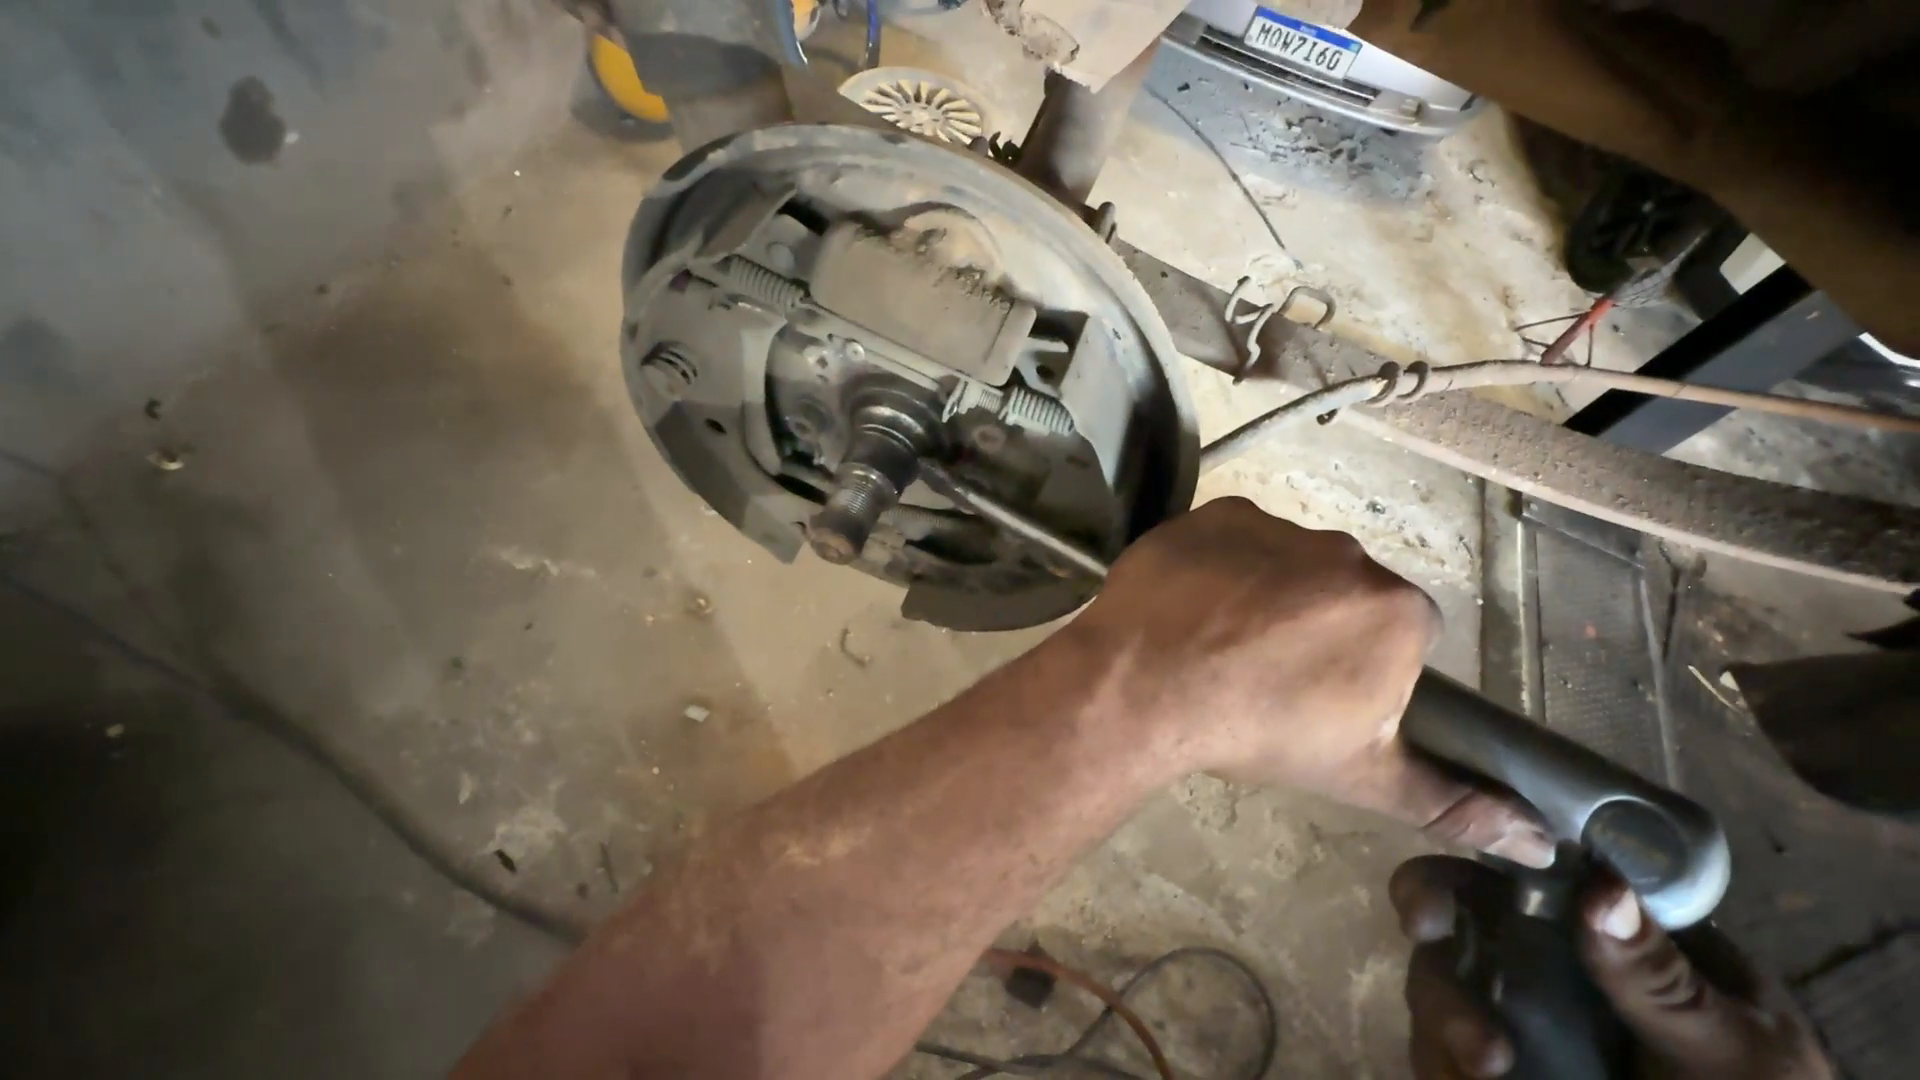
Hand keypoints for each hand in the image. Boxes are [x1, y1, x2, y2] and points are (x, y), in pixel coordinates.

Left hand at [1064, 497, 1549, 864]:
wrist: (1143, 685)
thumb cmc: (1257, 729)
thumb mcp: (1359, 776)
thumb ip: (1452, 803)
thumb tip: (1541, 842)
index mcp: (1397, 610)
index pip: (1401, 633)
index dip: (1360, 666)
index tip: (1318, 694)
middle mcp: (1346, 551)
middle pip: (1342, 592)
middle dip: (1315, 625)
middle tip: (1262, 671)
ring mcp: (1275, 524)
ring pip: (1283, 562)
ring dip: (1263, 592)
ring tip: (1215, 641)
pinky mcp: (1214, 513)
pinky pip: (1230, 540)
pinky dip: (1217, 565)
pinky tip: (1188, 605)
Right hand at [1390, 855, 1834, 1078]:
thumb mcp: (1731, 1051)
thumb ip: (1660, 978)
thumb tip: (1600, 882)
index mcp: (1601, 928)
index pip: (1515, 872)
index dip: (1456, 875)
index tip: (1425, 911)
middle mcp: (1542, 953)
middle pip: (1455, 923)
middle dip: (1438, 960)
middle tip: (1456, 1006)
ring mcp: (1514, 1009)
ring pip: (1438, 984)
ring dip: (1442, 1022)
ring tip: (1478, 1072)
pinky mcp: (1492, 1058)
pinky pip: (1439, 1045)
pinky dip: (1439, 1062)